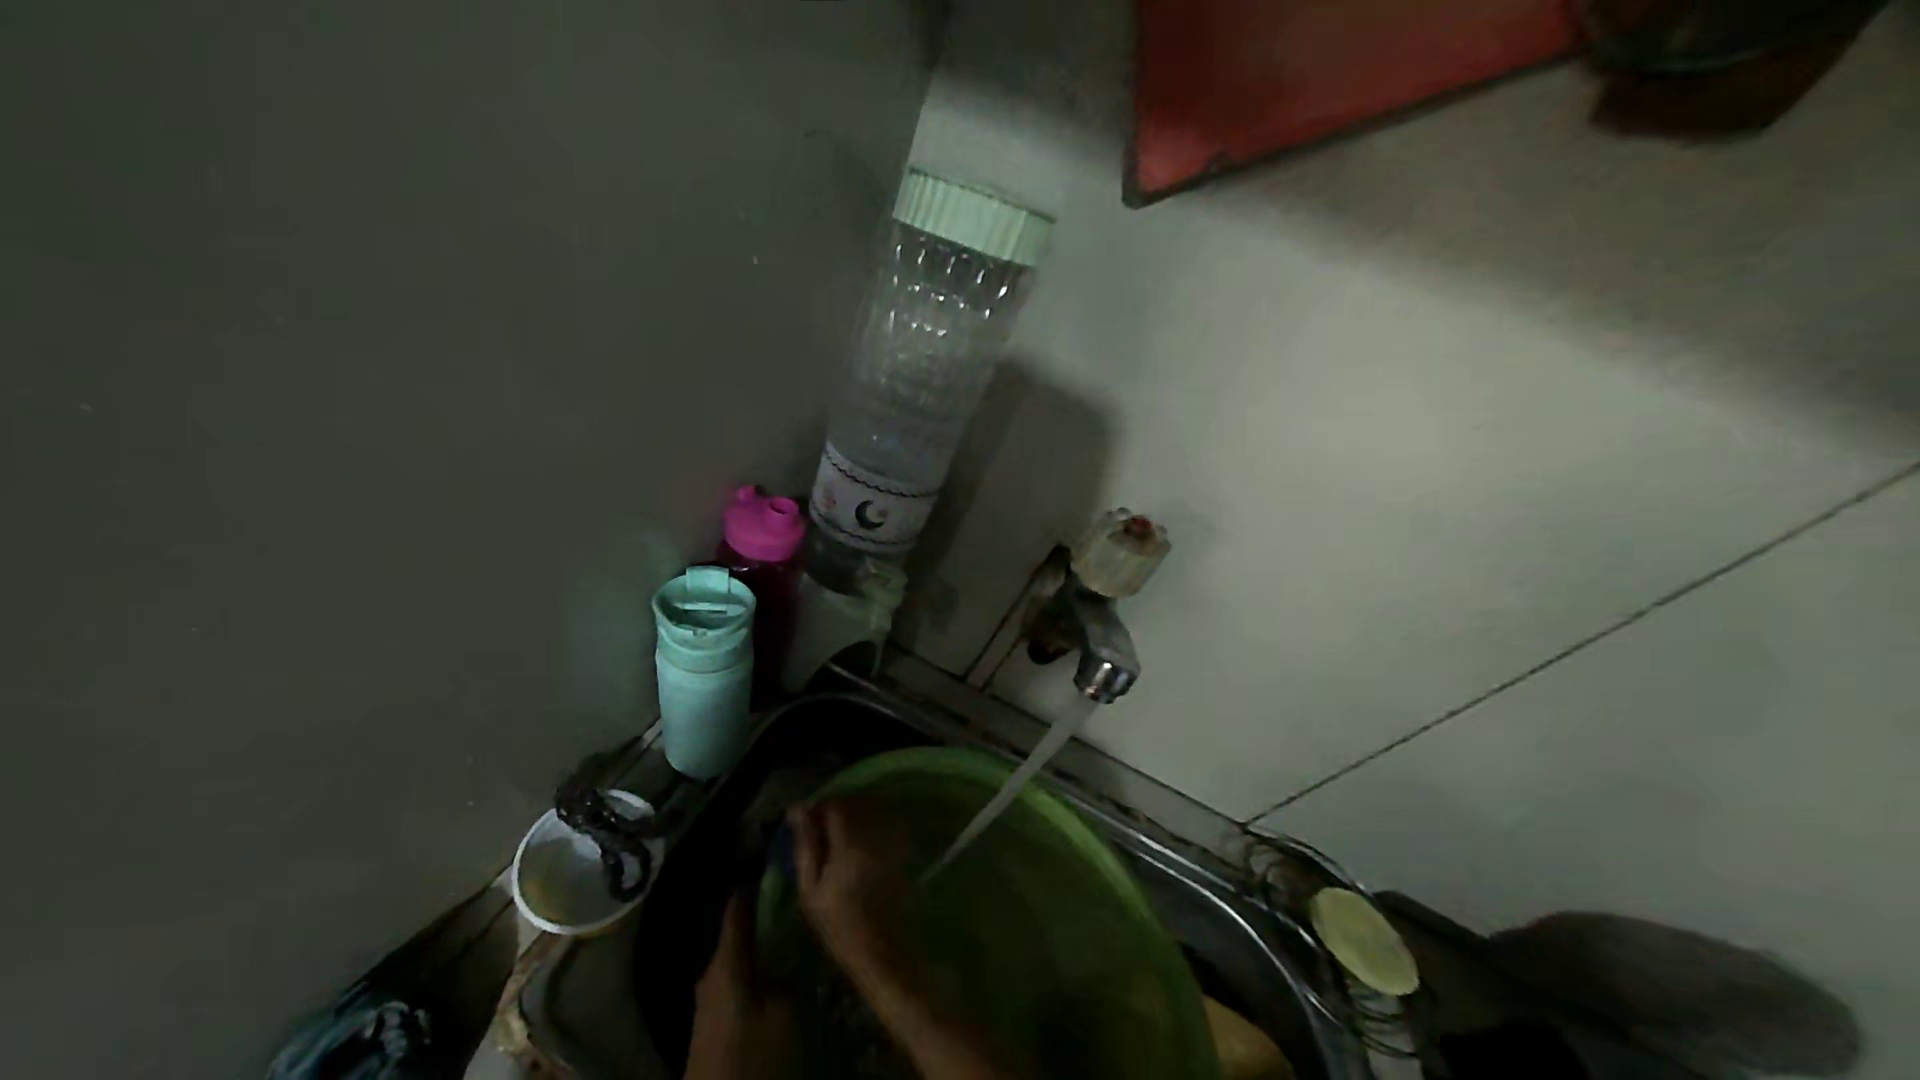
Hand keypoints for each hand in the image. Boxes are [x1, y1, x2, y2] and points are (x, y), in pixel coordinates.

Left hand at [685, 893, 791, 1079]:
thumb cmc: (753, 1060)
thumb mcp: (787, 1014)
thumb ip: (791, 975)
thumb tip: (796, 951)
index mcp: (724, 963)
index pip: (739, 908)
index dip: (758, 882)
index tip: (780, 861)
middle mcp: (711, 975)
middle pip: (741, 933)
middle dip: (767, 917)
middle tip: (800, 901)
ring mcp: (709, 1003)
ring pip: (741, 959)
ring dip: (764, 948)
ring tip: (796, 936)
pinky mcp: (714, 1027)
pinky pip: (739, 984)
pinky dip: (758, 973)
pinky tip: (780, 975)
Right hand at [786, 800, 912, 981]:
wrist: (881, 951)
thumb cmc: (839, 926)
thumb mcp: (810, 889)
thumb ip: (805, 844)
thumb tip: (796, 809)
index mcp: (849, 843)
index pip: (836, 804)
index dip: (820, 808)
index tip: (809, 824)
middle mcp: (874, 834)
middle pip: (856, 802)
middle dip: (838, 810)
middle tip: (823, 832)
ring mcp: (892, 841)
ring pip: (872, 810)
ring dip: (855, 816)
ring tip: (840, 839)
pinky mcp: (902, 850)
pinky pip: (886, 824)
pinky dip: (872, 826)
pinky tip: (861, 847)